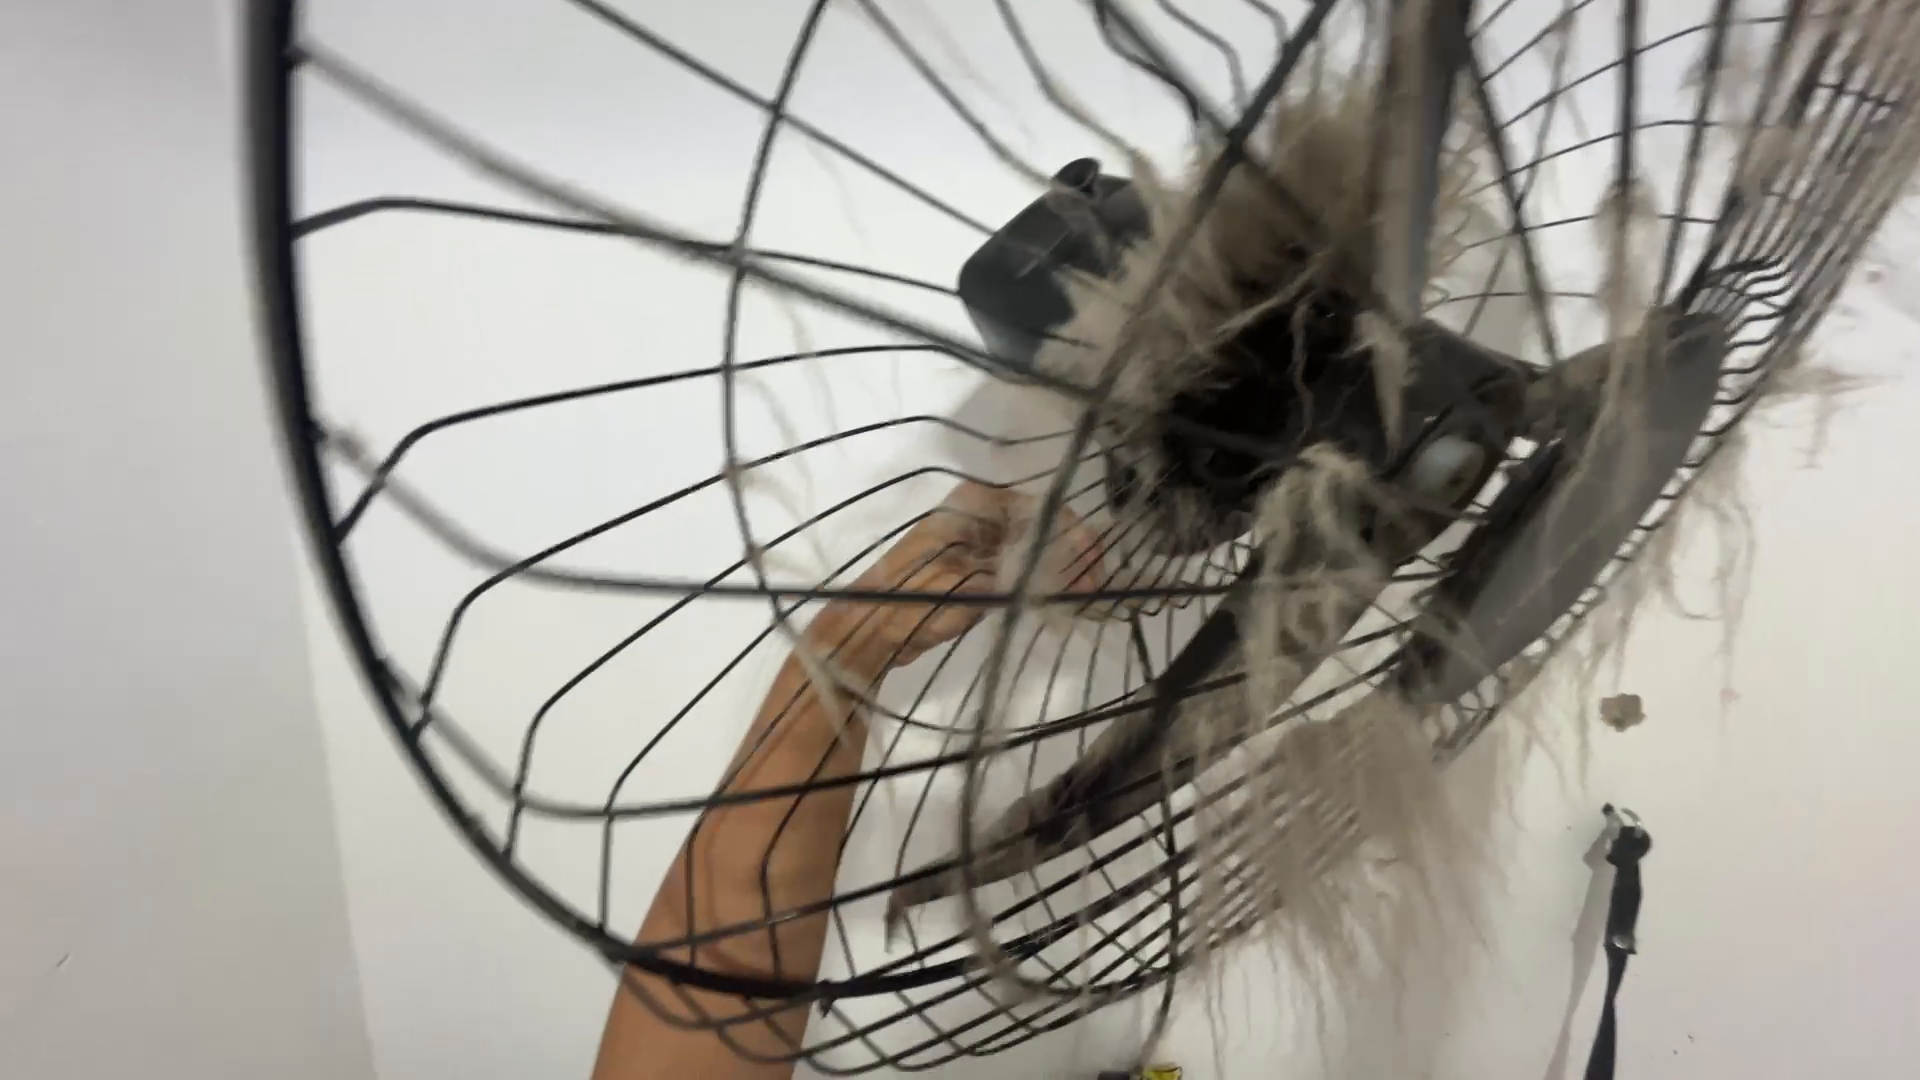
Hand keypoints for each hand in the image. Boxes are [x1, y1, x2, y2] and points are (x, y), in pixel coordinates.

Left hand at [808, 481, 1108, 673]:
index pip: (1044, 509)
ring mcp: (977, 540)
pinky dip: (1038, 584)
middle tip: (1093, 594)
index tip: (1094, 575)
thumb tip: (1078, 575)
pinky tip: (1055, 604)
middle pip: (1042, 527)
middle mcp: (980, 513)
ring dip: (1058, 572)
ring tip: (1080, 601)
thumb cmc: (912, 601)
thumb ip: (1026, 576)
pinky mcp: (974, 567)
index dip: (1076, 539)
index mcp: (975, 503)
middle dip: (1071, 557)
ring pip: (1033, 548)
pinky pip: (1018, 568)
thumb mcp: (973, 587)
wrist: (866, 630)